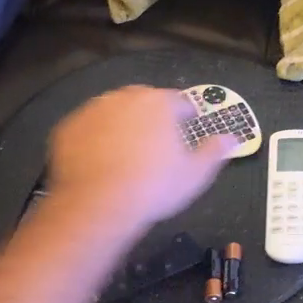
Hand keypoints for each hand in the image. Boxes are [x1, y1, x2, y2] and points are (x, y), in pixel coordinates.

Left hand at [46, 87, 234, 230]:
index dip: (187, 114)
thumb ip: (215, 151)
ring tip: (128, 150)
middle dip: (153, 115)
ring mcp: (93, 110)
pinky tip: (102, 159)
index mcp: (159, 103)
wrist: (99, 205)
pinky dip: (97, 137)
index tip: (189, 126)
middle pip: (144, 100)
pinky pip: (89, 127)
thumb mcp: (195, 174)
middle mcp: (125, 98)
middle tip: (158, 140)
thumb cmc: (154, 187)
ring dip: (123, 123)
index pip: (180, 101)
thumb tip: (233, 138)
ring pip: (114, 111)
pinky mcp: (69, 128)